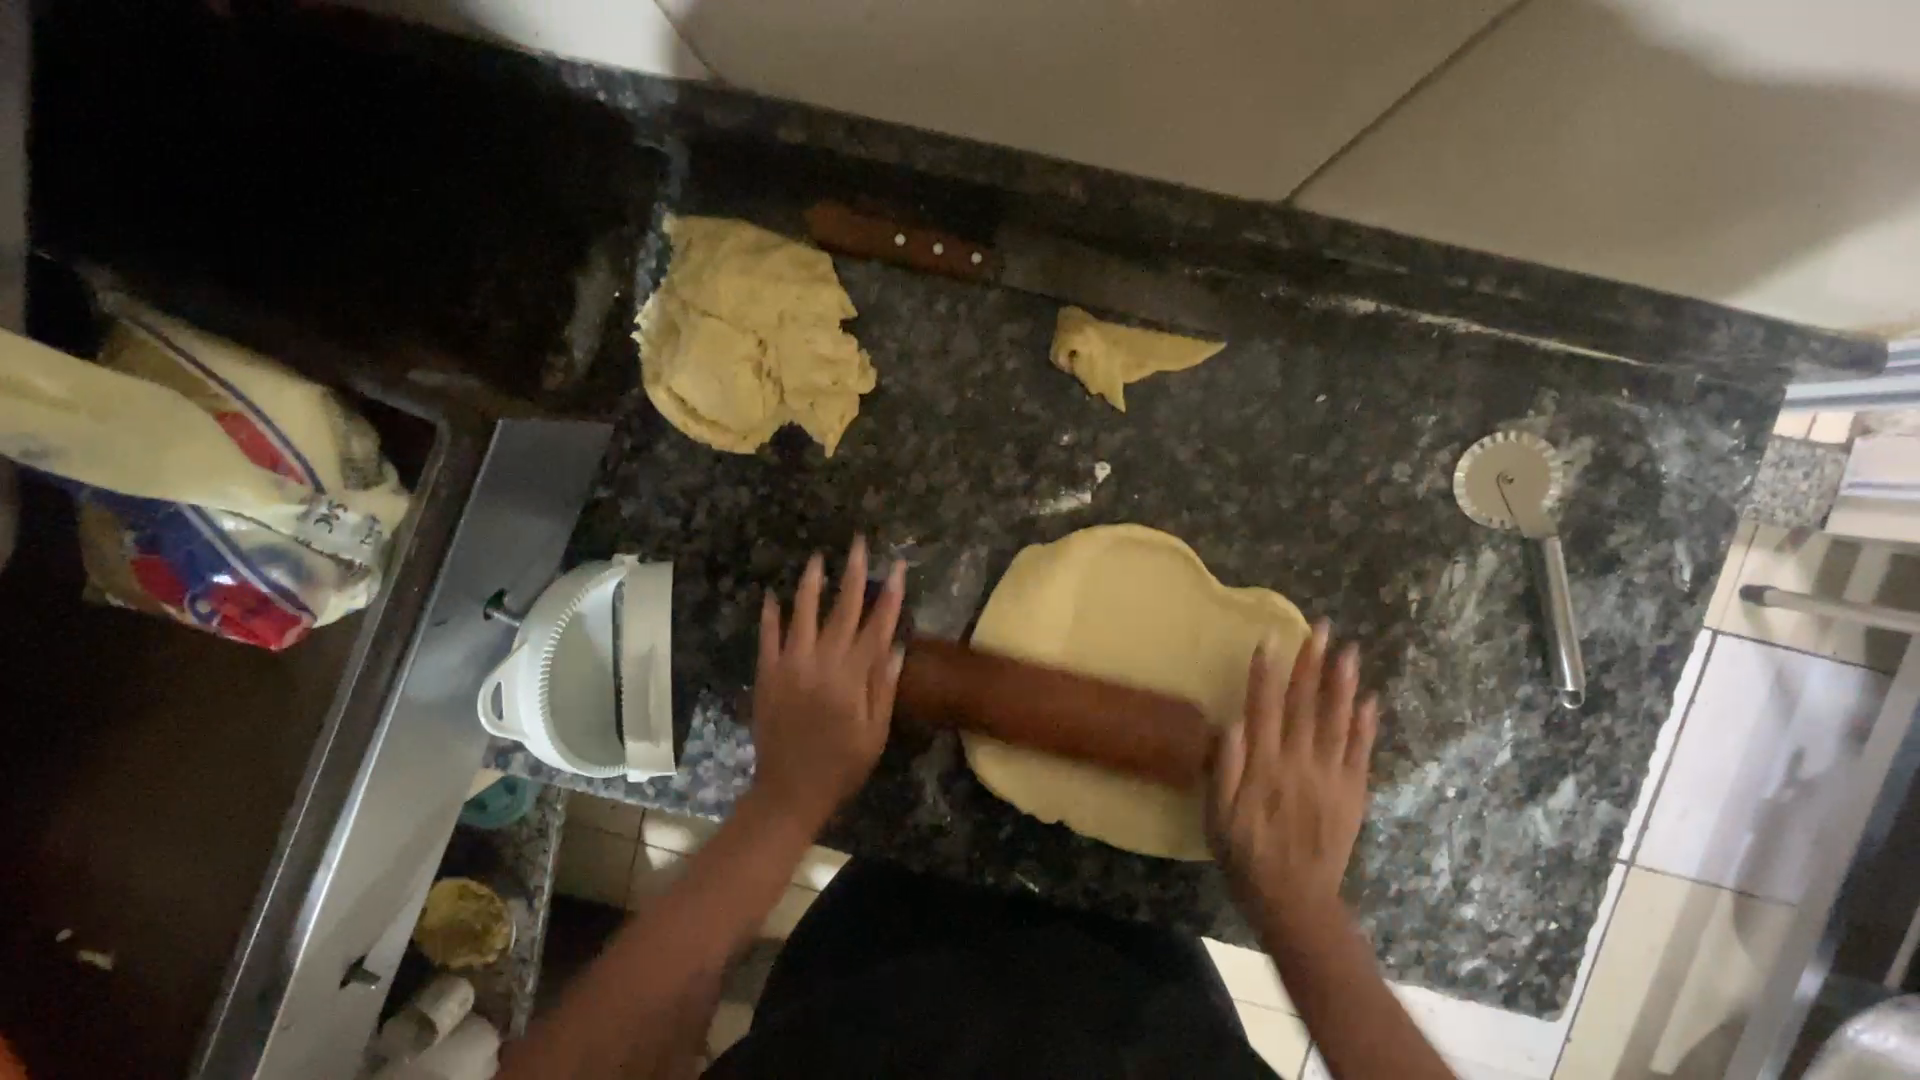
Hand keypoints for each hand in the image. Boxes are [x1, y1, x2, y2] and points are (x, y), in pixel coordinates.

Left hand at [749, 537, 906, 826]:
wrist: (790, 791)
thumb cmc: (842, 766)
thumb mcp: (875, 733)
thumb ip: (883, 688)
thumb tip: (894, 647)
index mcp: (853, 679)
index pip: (877, 627)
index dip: (890, 596)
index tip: (899, 568)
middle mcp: (822, 663)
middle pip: (842, 610)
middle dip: (854, 575)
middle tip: (859, 544)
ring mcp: (790, 666)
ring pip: (802, 614)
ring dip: (810, 584)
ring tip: (817, 558)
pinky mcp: (767, 674)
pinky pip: (768, 637)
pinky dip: (770, 615)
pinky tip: (771, 595)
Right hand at [1208, 619, 1378, 925]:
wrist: (1295, 899)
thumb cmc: (1245, 854)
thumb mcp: (1217, 816)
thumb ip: (1224, 770)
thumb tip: (1234, 724)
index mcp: (1263, 766)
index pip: (1264, 708)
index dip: (1267, 673)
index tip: (1272, 639)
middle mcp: (1299, 763)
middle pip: (1305, 705)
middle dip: (1311, 664)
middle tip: (1321, 629)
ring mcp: (1331, 777)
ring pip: (1338, 722)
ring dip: (1343, 685)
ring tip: (1349, 652)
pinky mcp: (1353, 794)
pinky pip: (1361, 753)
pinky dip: (1365, 726)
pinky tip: (1368, 701)